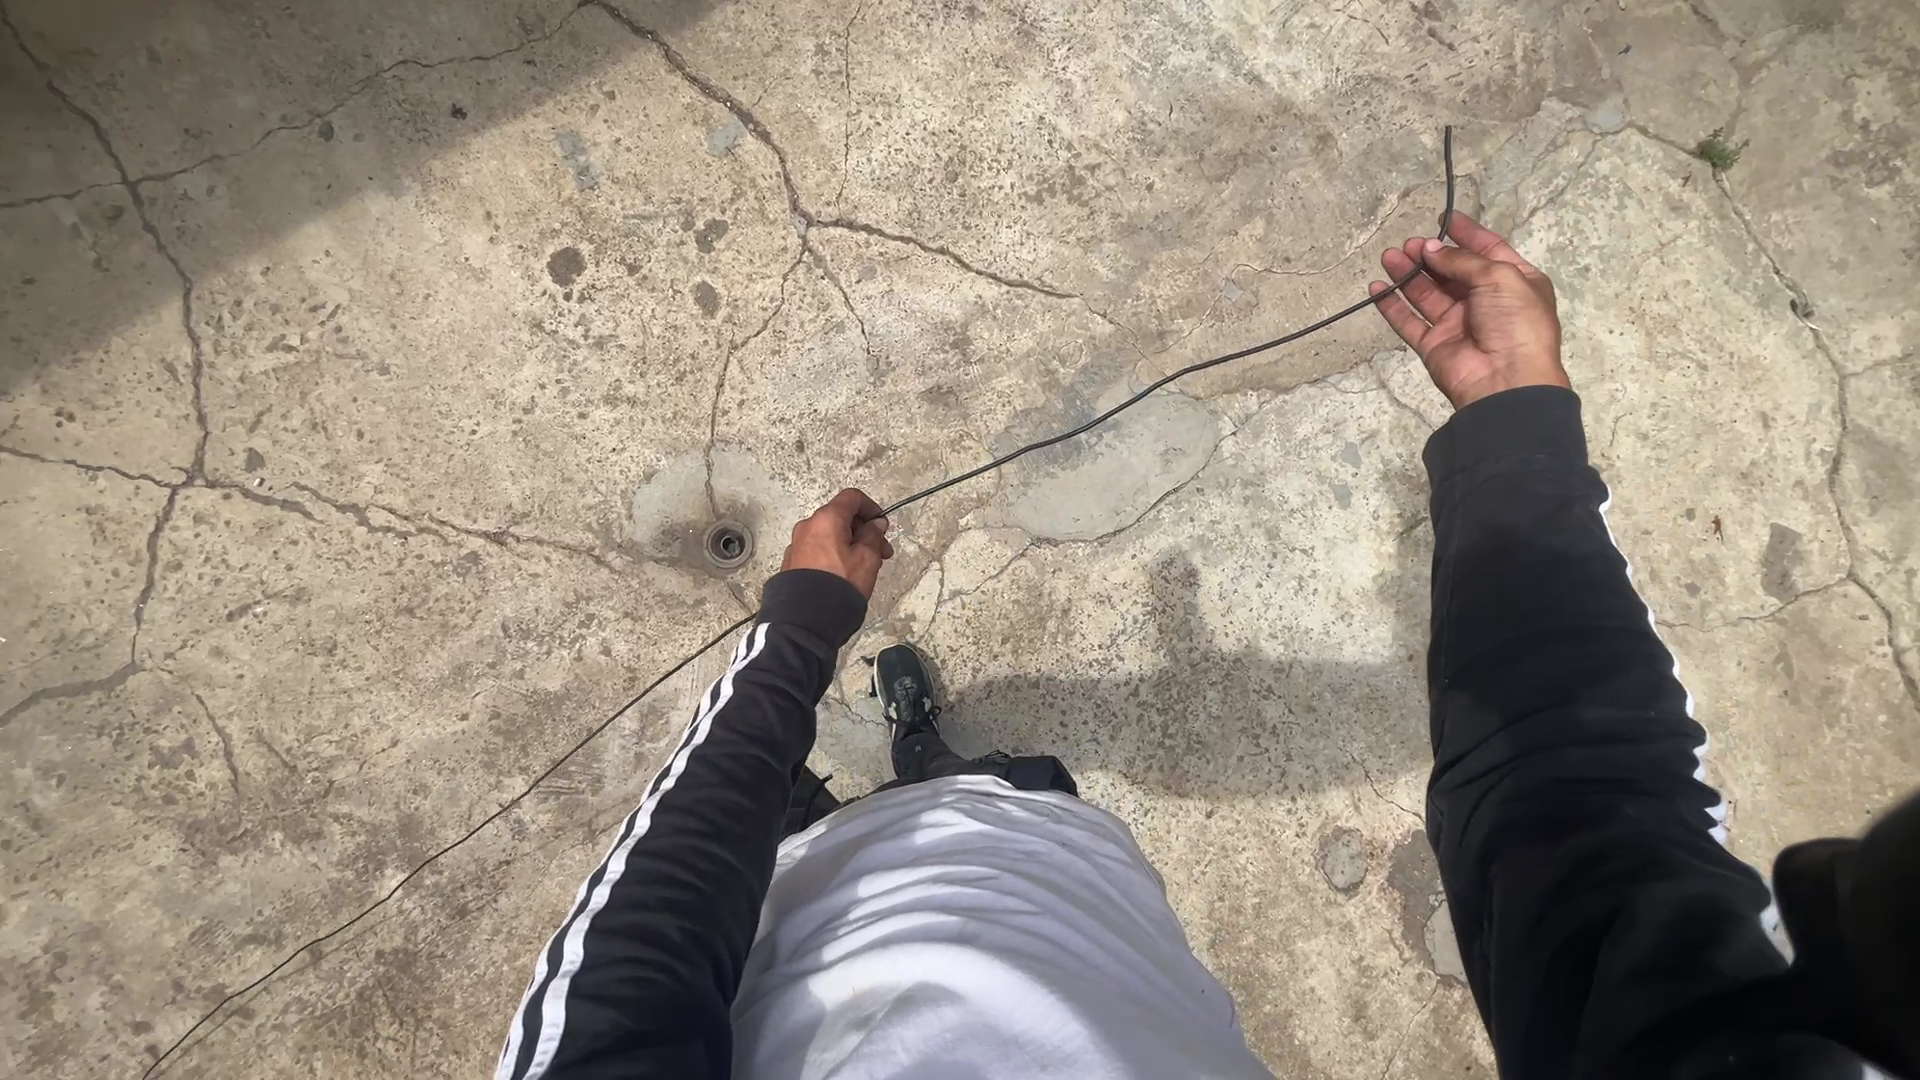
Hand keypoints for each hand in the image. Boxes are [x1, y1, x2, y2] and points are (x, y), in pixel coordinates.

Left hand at [780, 489, 893, 598]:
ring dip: (850, 544)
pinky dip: (834, 555)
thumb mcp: (867, 558)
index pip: (852, 498)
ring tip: (865, 568)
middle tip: (882, 552)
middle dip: (864, 531)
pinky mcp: (792, 563)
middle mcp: (808, 526)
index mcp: (827, 518)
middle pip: (840, 517)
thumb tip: (875, 524)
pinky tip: (844, 575)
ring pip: (830, 535)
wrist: (806, 618)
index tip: (882, 526)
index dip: (872, 508)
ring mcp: (797, 545)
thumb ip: (873, 535)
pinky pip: (818, 550)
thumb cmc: (841, 583)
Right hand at [1368, 213, 1569, 409]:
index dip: (1466, 234)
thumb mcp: (1499, 278)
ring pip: (1426, 293)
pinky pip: (1408, 321)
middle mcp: (1483, 300)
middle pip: (1451, 272)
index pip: (1487, 250)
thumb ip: (1463, 262)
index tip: (1443, 218)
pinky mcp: (1432, 343)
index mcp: (1512, 281)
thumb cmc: (1515, 321)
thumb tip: (1431, 250)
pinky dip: (1391, 305)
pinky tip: (1376, 289)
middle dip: (1430, 255)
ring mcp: (1455, 323)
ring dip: (1408, 275)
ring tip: (1389, 257)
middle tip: (1408, 244)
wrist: (1504, 377)